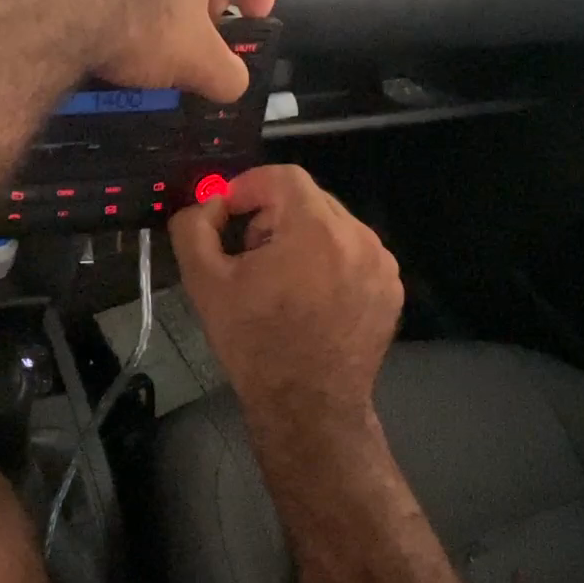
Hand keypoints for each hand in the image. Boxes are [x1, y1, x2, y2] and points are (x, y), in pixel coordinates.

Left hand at [50, 0, 278, 101]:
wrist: (52, 15)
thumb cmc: (139, 24)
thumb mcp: (195, 60)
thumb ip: (227, 75)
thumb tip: (232, 86)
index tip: (253, 17)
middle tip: (204, 37)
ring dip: (173, 2)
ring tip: (161, 43)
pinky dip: (134, 1)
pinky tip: (119, 37)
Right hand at [169, 165, 402, 425]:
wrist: (307, 406)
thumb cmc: (253, 341)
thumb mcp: (204, 281)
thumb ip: (193, 227)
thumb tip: (205, 206)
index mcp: (315, 230)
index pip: (282, 176)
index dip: (247, 185)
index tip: (225, 212)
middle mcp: (358, 238)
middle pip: (307, 199)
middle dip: (270, 214)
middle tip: (245, 251)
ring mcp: (381, 265)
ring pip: (331, 224)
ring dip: (298, 236)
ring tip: (276, 277)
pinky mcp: (390, 289)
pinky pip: (352, 252)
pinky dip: (325, 259)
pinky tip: (306, 296)